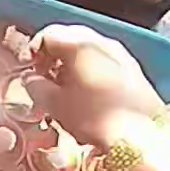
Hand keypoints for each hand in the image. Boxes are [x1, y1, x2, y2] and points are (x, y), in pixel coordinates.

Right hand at [26, 24, 167, 147]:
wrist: (141, 135)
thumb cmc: (94, 117)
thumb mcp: (55, 104)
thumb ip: (36, 86)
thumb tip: (31, 79)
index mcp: (79, 45)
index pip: (48, 34)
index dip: (33, 50)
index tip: (28, 68)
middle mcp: (101, 42)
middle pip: (69, 36)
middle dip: (52, 53)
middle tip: (43, 75)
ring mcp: (120, 53)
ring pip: (88, 47)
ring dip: (71, 61)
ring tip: (63, 86)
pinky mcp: (132, 68)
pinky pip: (103, 58)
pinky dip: (89, 68)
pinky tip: (85, 91)